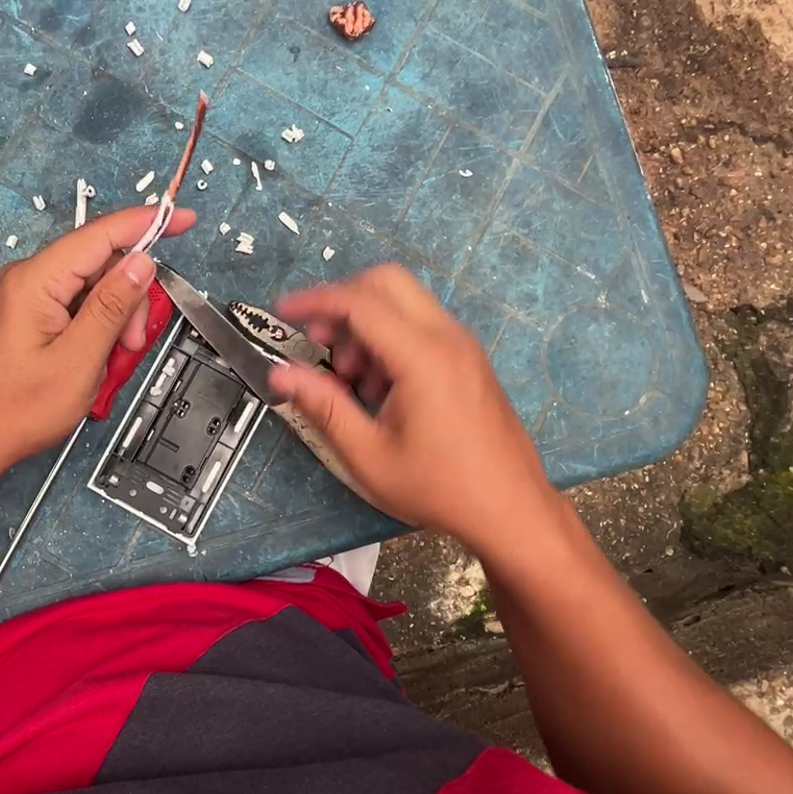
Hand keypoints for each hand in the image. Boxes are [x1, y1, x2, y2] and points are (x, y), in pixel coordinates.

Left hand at [0, 205, 196, 473]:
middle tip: (131, 343)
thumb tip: (141, 261)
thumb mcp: (80, 360)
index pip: (99, 235)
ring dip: (113, 317)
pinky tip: (95, 355)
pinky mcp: (30, 311)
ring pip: (92, 285)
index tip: (183, 218)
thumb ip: (112, 306)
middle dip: (127, 298)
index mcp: (35, 281)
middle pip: (99, 262)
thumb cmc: (20, 409)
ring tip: (108, 360)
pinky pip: (77, 303)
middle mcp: (27, 278)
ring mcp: (27, 294)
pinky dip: (96, 325)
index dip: (146, 223)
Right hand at [269, 264, 562, 551]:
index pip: (360, 302)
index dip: (314, 301)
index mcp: (422, 357)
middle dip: (342, 301)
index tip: (283, 312)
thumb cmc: (438, 487)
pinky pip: (420, 325)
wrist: (512, 511)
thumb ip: (322, 405)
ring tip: (350, 378)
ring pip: (404, 302)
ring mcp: (463, 346)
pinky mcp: (468, 360)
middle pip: (386, 282)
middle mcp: (447, 338)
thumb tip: (280, 374)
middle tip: (318, 341)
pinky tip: (379, 388)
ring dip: (365, 324)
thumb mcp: (367, 454)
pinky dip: (388, 338)